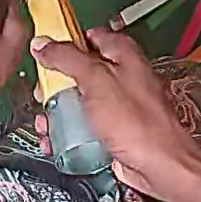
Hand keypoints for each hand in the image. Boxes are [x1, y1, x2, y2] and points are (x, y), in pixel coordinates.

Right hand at [32, 29, 200, 201]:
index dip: (66, 43)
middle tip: (45, 94)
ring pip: (80, 101)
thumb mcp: (96, 81)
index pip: (90, 36)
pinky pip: (86, 125)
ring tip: (46, 123)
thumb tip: (42, 44)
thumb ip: (67, 58)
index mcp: (124, 55)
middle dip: (57, 84)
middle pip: (80, 72)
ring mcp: (118, 106)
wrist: (157, 165)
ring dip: (59, 112)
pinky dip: (69, 131)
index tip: (45, 53)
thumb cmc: (137, 122)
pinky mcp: (114, 130)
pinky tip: (57, 140)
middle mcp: (123, 77)